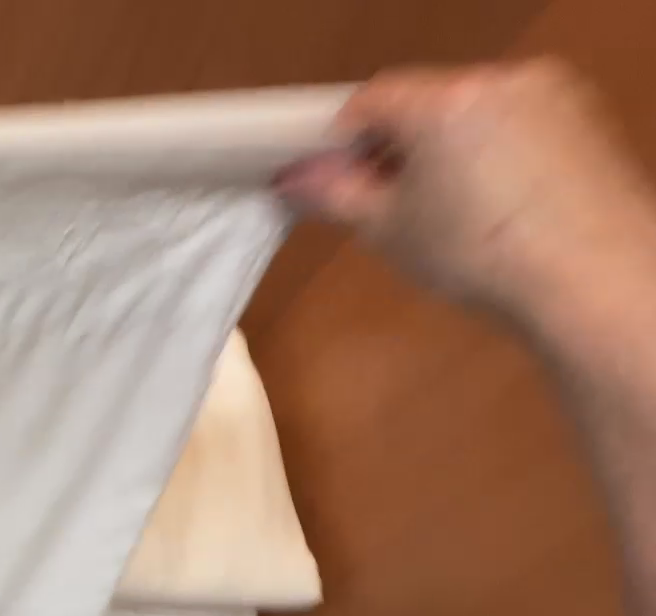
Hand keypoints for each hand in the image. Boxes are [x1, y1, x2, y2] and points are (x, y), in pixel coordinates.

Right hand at [278, 60, 655, 324]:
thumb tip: (292, 177)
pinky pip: (501, 120)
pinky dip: (473, 149)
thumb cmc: (469, 249)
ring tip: (422, 206)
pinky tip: (472, 199)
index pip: (369, 98)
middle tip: (367, 198)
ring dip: (428, 147)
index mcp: (445, 101)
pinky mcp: (577, 116)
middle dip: (384, 144)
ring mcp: (547, 93)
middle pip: (418, 100)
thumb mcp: (381, 225)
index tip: (323, 178)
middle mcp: (501, 79)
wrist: (588, 272)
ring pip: (460, 111)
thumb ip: (332, 191)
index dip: (336, 137)